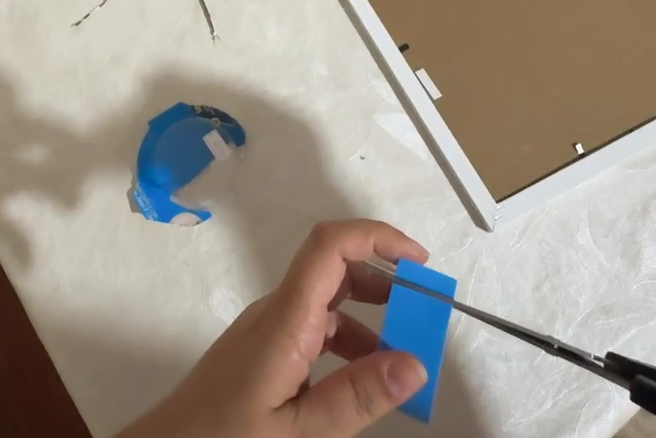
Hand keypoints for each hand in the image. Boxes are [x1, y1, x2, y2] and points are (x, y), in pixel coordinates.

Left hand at [119, 220, 432, 437]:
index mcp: (285, 318)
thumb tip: (416, 361)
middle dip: (385, 278)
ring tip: (407, 353)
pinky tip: (367, 376)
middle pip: (334, 267)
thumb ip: (356, 398)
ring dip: (371, 315)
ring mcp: (269, 326)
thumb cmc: (229, 436)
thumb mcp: (301, 432)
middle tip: (427, 312)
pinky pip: (315, 327)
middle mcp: (277, 309)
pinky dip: (349, 341)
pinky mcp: (265, 346)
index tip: (419, 260)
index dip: (375, 237)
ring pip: (327, 299)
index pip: (328, 246)